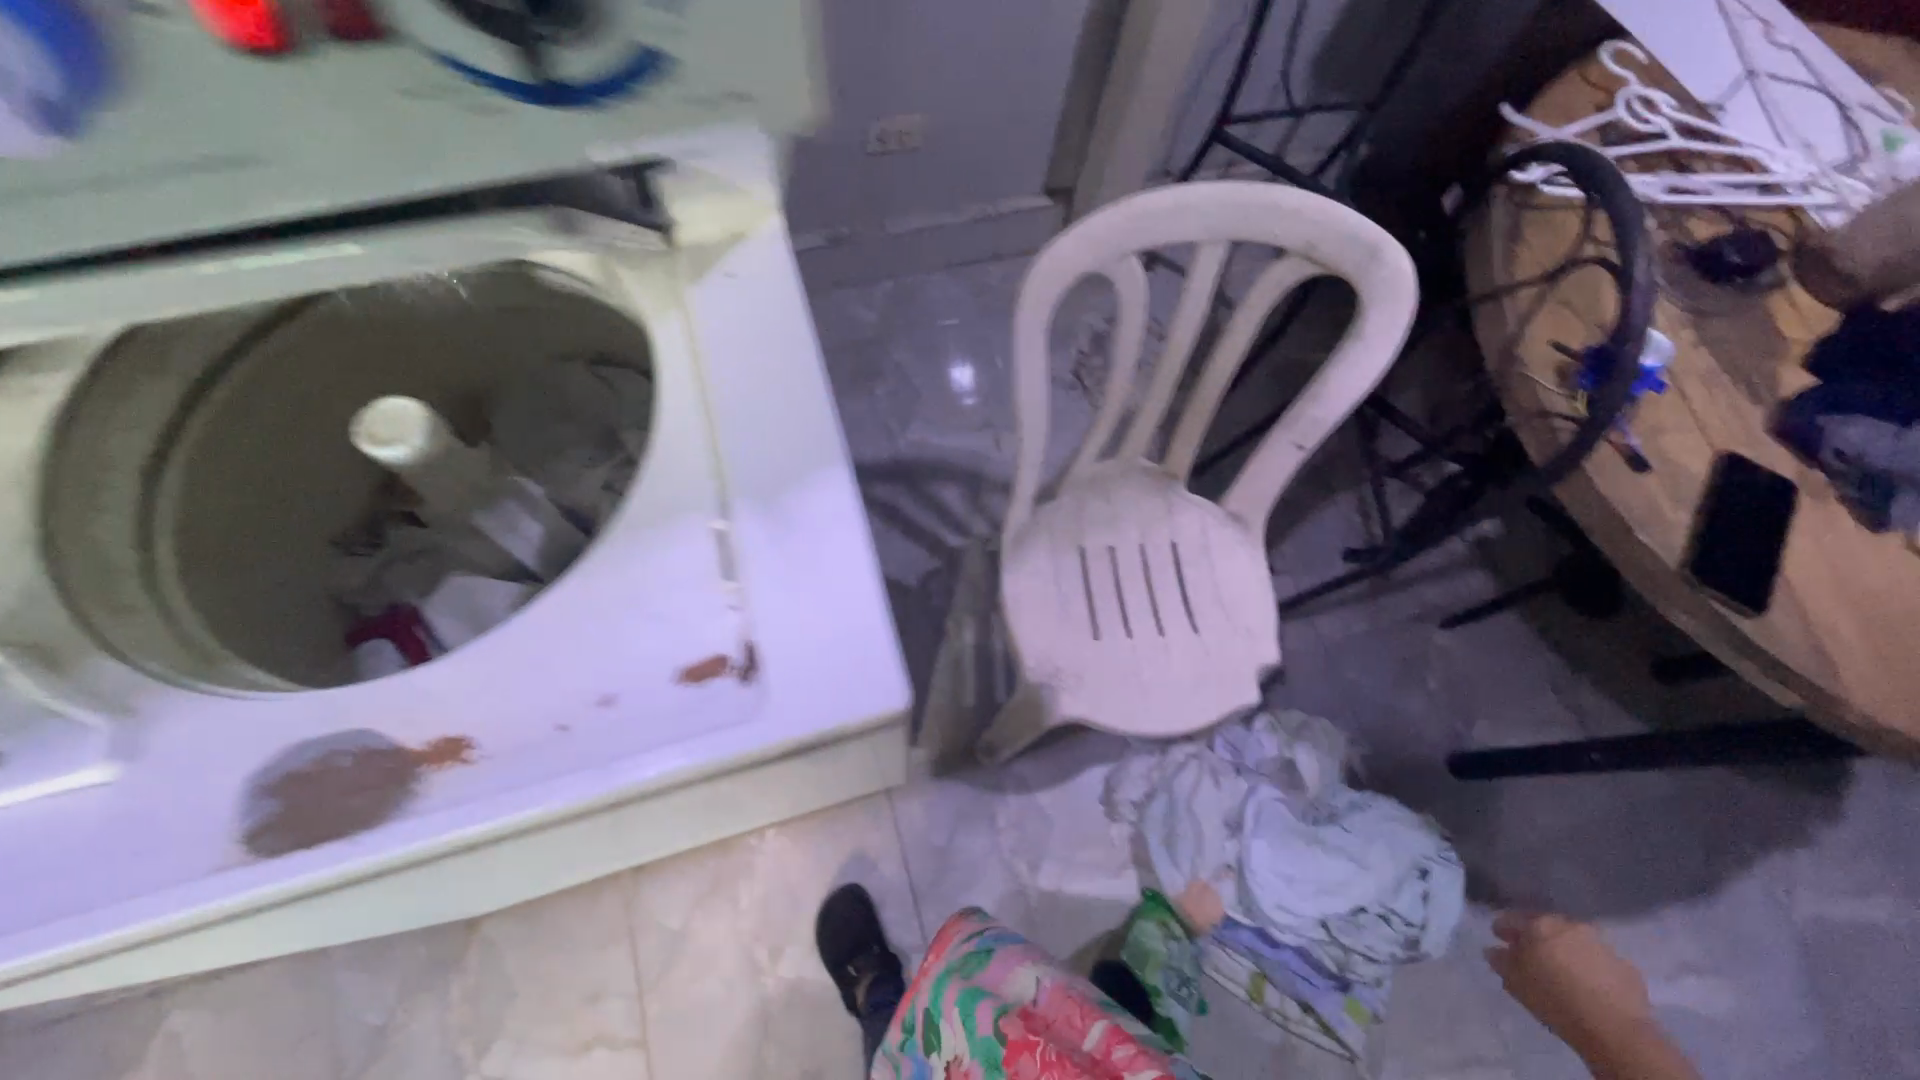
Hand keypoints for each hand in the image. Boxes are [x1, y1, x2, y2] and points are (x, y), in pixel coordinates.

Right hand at [1485, 912, 1651, 1059]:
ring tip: (1562, 971)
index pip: (1512, 918)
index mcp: (1539, 925)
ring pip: (1575, 941)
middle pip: (1546, 926)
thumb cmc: (1554, 999)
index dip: (1502, 928)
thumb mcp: (1514, 982)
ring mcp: (1602, 944)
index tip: (1498, 938)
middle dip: (1536, 937)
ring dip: (1565, 950)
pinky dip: (1590, 967)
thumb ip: (1500, 960)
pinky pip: (1599, 961)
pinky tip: (1588, 986)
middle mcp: (1570, 926)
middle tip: (1530, 955)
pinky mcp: (1626, 966)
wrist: (1614, 1029)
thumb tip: (1495, 950)